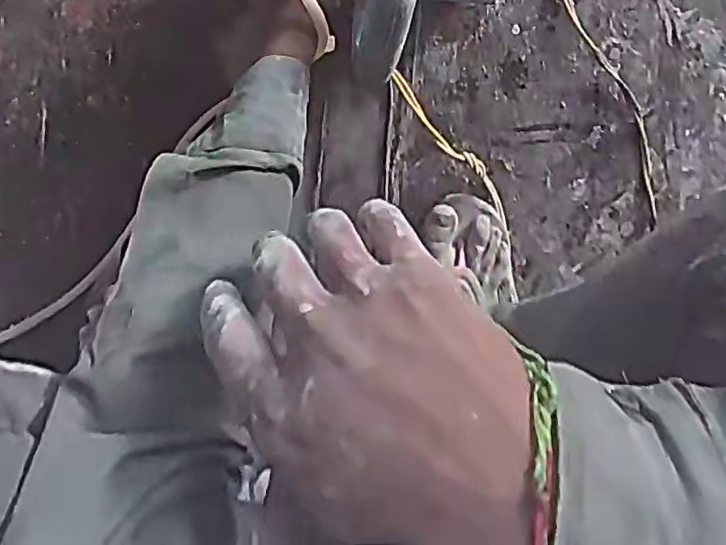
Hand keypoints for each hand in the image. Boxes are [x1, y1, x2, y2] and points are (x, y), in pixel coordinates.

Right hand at [201, 200, 533, 544]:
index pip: (228, 338)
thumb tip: (266, 461)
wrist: (504, 476)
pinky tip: (374, 219)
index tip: (224, 297)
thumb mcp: (323, 508)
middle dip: (271, 257)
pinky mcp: (419, 272)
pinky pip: (386, 222)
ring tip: (325, 230)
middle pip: (274, 269)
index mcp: (282, 403)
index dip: (222, 310)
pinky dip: (376, 216)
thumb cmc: (413, 507)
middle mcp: (317, 335)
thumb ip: (283, 467)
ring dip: (321, 229)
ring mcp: (369, 294)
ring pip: (327, 232)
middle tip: (278, 255)